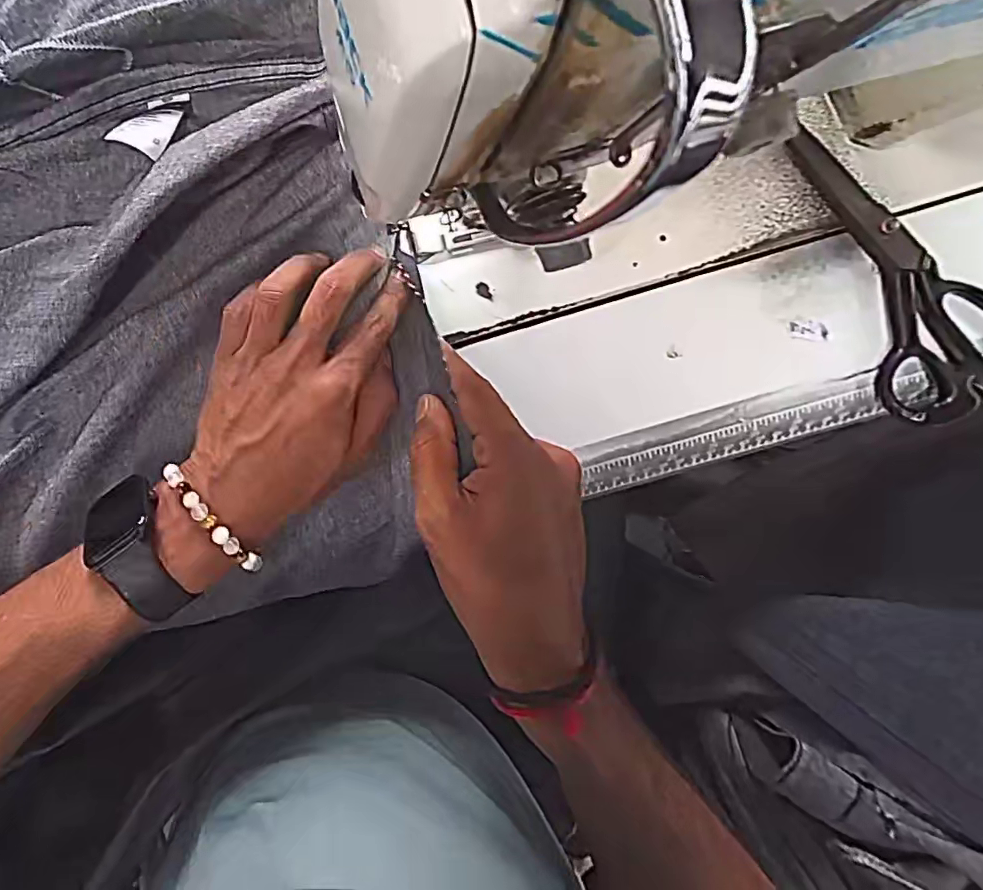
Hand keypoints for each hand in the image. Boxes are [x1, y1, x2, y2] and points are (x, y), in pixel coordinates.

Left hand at [156, 249, 411, 591]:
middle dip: (356, 267)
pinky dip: (258, 288)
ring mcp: (257, 358)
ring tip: (319, 260)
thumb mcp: (353, 454)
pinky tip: (273, 285)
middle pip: (329, 295)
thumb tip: (386, 361)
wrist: (231, 493)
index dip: (391, 300)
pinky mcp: (228, 359)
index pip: (371, 329)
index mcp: (331, 391)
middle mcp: (294, 366)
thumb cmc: (289, 479)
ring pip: (279, 291)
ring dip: (303, 266)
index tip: (398, 287)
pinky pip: (239, 309)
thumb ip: (377, 403)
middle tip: (368, 260)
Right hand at [410, 344, 587, 691]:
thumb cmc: (491, 589)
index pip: (477, 391)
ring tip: (447, 479)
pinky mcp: (562, 490)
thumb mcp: (438, 517)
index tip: (430, 345)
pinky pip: (519, 458)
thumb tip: (430, 408)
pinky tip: (473, 494)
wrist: (537, 637)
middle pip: (489, 414)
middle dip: (454, 414)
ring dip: (473, 443)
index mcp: (516, 459)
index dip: (449, 365)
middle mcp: (547, 459)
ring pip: (502, 438)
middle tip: (421, 424)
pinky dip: (492, 461)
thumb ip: (431, 451)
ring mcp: (559, 475)